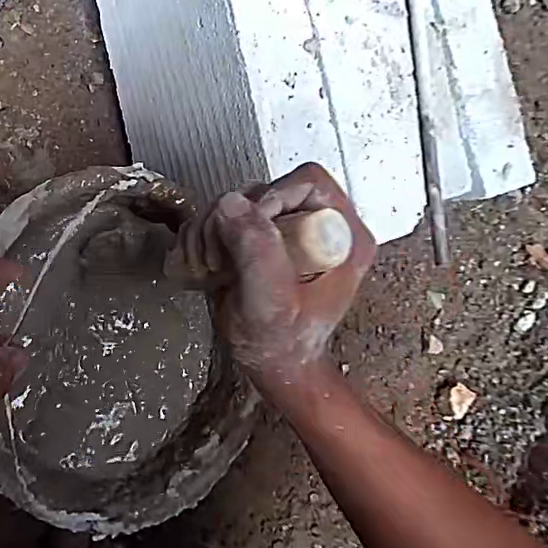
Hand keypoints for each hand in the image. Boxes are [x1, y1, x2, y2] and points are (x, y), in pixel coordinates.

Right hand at [182, 163, 376, 404]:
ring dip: (213, 230)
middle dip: (233, 220)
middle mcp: (316, 226)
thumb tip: (232, 204)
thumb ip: (257, 253)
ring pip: (239, 201)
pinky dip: (204, 236)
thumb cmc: (284, 344)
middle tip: (221, 256)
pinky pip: (223, 216)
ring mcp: (285, 230)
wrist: (273, 364)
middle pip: (266, 188)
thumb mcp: (272, 303)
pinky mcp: (258, 236)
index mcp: (343, 238)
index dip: (274, 198)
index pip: (309, 183)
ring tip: (212, 265)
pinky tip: (206, 265)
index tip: (250, 231)